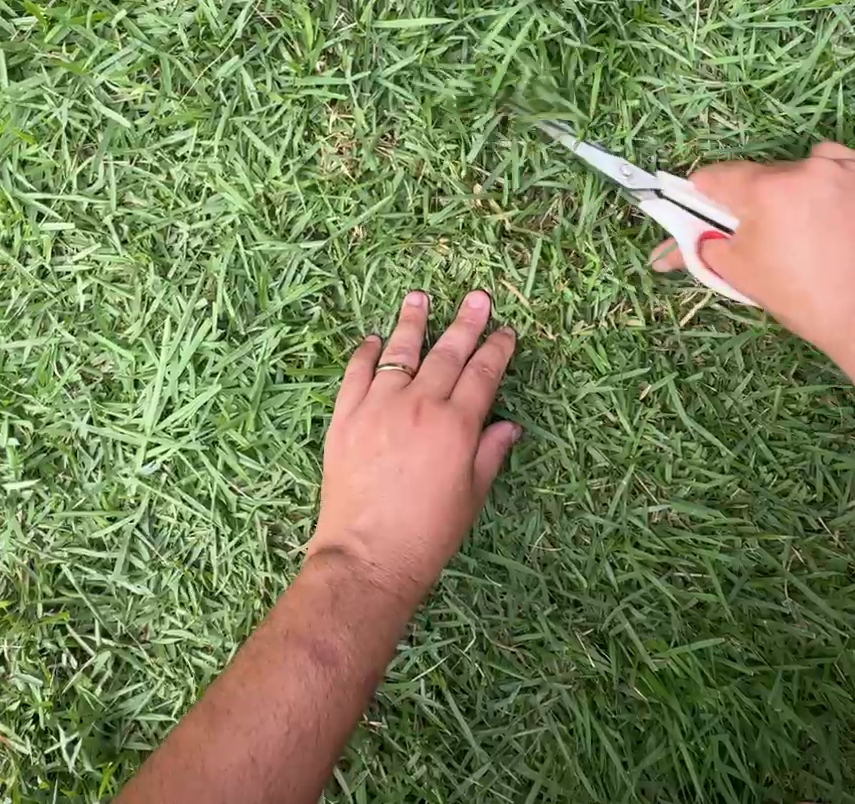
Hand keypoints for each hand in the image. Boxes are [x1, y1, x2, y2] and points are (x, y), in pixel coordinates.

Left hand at [307, 290, 520, 602]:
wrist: (367, 557)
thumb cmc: (428, 533)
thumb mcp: (472, 495)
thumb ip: (490, 452)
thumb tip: (509, 424)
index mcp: (456, 424)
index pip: (483, 373)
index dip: (497, 349)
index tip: (506, 331)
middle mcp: (419, 404)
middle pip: (447, 353)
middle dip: (466, 323)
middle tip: (477, 297)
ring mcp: (378, 406)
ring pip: (399, 352)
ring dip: (412, 322)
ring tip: (419, 296)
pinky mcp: (345, 417)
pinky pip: (356, 374)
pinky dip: (365, 353)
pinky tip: (373, 339)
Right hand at [651, 141, 854, 354]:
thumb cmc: (799, 295)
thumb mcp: (737, 273)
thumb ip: (698, 250)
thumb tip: (660, 257)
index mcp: (764, 189)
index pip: (714, 177)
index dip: (701, 196)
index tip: (703, 211)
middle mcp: (803, 169)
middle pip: (756, 176)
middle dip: (749, 201)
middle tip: (757, 236)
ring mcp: (842, 171)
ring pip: (795, 171)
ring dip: (787, 192)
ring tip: (797, 229)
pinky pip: (835, 168)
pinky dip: (825, 185)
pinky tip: (827, 214)